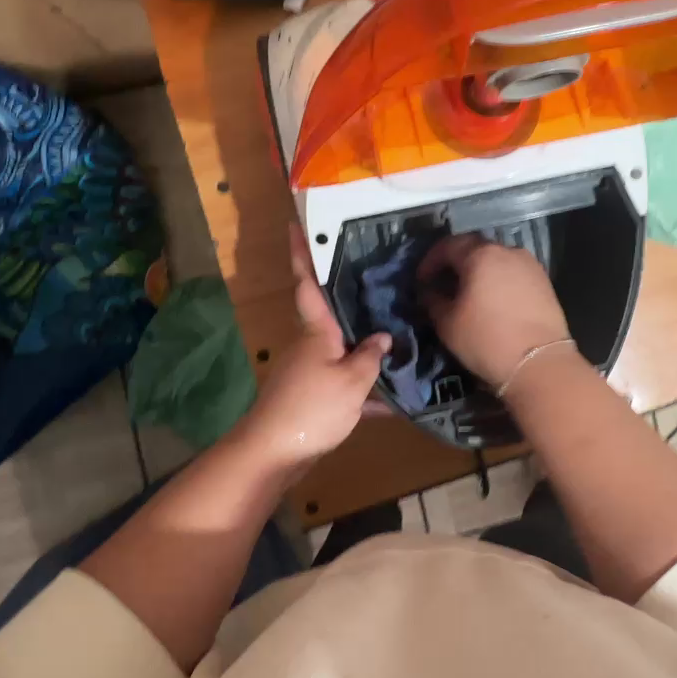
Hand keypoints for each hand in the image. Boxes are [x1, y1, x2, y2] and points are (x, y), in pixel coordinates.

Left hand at [228, 225, 390, 472]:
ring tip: (401, 335)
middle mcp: (311, 344)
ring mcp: (311, 371)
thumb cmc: (311, 408)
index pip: (308, 282)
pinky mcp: (315, 398)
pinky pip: (346, 385)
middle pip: (332, 315)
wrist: (274, 454)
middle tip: (378, 274)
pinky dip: (368, 392)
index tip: (296, 223)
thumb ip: (371, 357)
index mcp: (316, 331)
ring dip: (367, 348)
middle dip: (350, 297)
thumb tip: (382, 339)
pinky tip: (396, 402)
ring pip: (344, 351)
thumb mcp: (352, 381)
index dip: (302, 253)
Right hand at [417, 234, 571, 385]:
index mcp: (480, 255)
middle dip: (455, 263)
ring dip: (478, 271)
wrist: (540, 364)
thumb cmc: (487, 340)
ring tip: (468, 293)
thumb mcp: (447, 323)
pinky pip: (513, 273)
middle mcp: (507, 251)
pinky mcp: (544, 281)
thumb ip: (432, 300)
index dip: (430, 261)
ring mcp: (530, 265)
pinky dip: (498, 280)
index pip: (448, 245)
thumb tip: (429, 291)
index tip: (421, 280)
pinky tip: (493, 301)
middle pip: (474, 248)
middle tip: (442, 284)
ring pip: (496, 260)